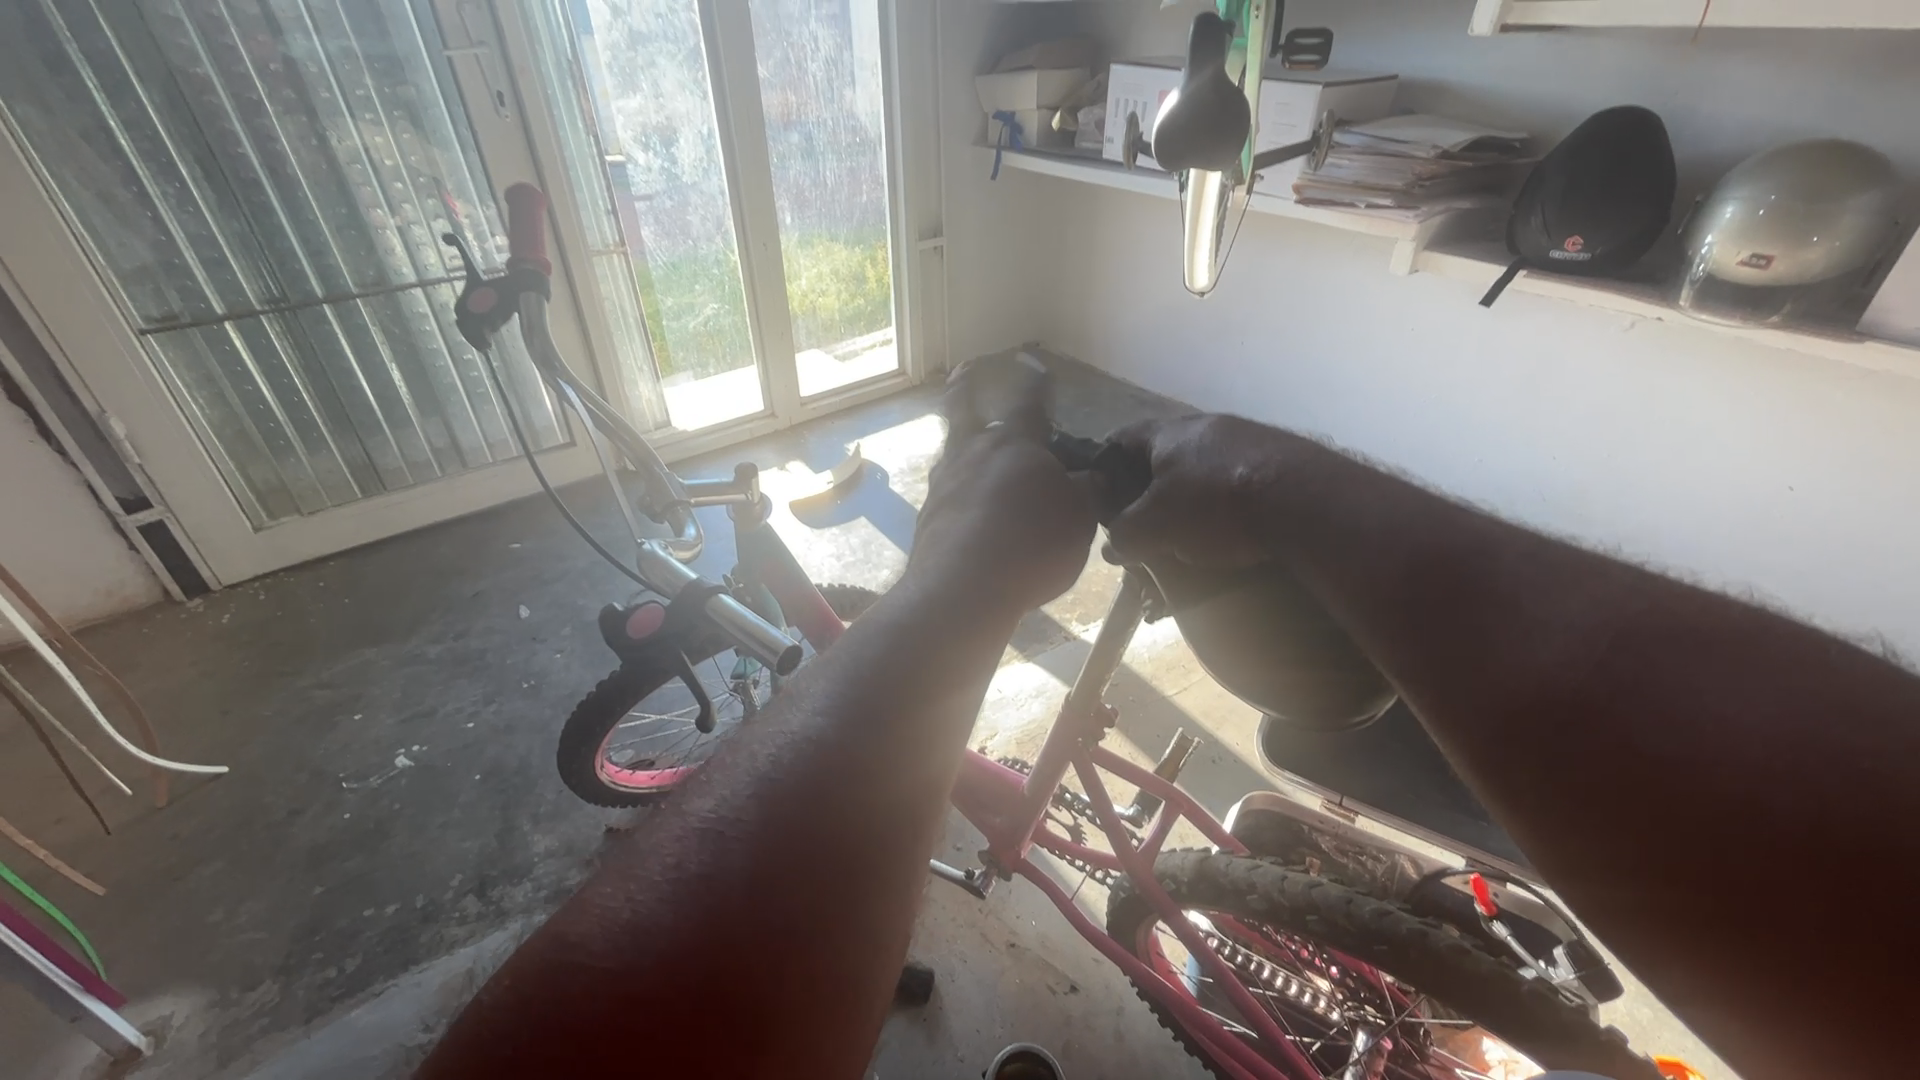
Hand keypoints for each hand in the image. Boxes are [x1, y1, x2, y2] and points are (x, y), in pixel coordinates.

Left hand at [905, 361, 1095, 621]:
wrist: (963, 590)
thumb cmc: (1033, 544)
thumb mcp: (1080, 516)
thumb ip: (1089, 490)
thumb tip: (1094, 476)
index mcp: (1015, 443)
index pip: (1030, 399)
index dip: (1036, 380)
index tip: (1034, 363)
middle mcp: (972, 454)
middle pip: (963, 409)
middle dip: (966, 387)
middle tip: (964, 372)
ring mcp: (943, 486)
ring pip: (951, 454)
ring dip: (960, 447)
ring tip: (968, 452)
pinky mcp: (927, 521)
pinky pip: (946, 495)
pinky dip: (957, 494)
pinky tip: (965, 510)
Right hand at [1104, 413, 1304, 568]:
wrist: (1307, 502)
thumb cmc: (1214, 505)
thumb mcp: (1155, 526)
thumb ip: (1125, 534)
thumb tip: (1112, 547)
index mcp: (1168, 432)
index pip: (1120, 438)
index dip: (1103, 467)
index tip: (1101, 498)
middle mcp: (1207, 426)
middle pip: (1164, 456)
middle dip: (1150, 491)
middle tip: (1145, 525)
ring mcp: (1249, 439)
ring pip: (1204, 470)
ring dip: (1192, 499)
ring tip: (1190, 536)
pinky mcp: (1281, 461)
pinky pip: (1239, 481)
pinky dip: (1228, 505)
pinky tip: (1233, 533)